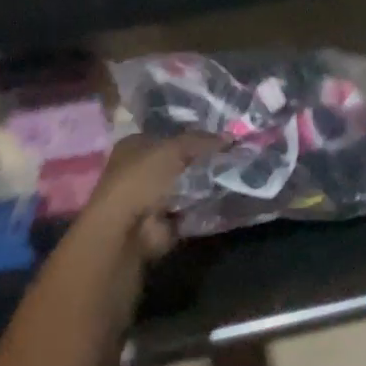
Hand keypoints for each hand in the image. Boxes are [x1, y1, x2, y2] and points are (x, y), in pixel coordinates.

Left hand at [76, 133, 221, 260]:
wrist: (129, 228)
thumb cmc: (142, 179)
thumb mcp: (172, 150)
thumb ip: (201, 140)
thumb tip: (231, 136)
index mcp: (136, 146)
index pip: (170, 136)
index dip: (195, 136)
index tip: (224, 139)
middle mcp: (142, 170)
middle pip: (181, 162)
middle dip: (205, 162)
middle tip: (235, 158)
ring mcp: (154, 198)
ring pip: (190, 186)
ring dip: (209, 185)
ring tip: (237, 178)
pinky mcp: (166, 220)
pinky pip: (194, 210)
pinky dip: (208, 208)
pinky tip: (229, 200)